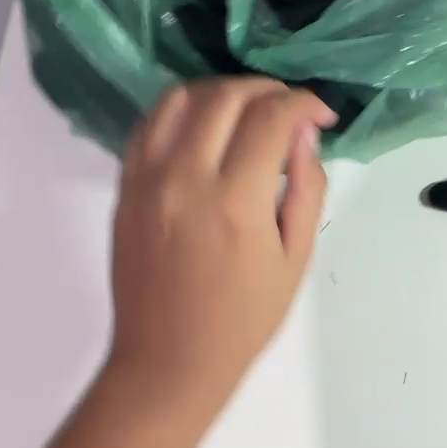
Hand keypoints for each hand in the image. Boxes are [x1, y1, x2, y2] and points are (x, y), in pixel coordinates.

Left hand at [106, 78, 335, 409]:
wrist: (170, 358)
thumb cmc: (245, 318)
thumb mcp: (296, 259)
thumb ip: (305, 189)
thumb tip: (305, 135)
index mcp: (235, 202)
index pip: (270, 118)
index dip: (303, 103)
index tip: (322, 113)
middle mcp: (184, 178)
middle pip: (224, 96)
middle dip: (266, 89)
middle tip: (291, 106)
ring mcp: (145, 179)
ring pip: (178, 98)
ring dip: (221, 91)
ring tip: (249, 109)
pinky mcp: (124, 187)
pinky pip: (148, 124)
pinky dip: (182, 110)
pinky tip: (207, 127)